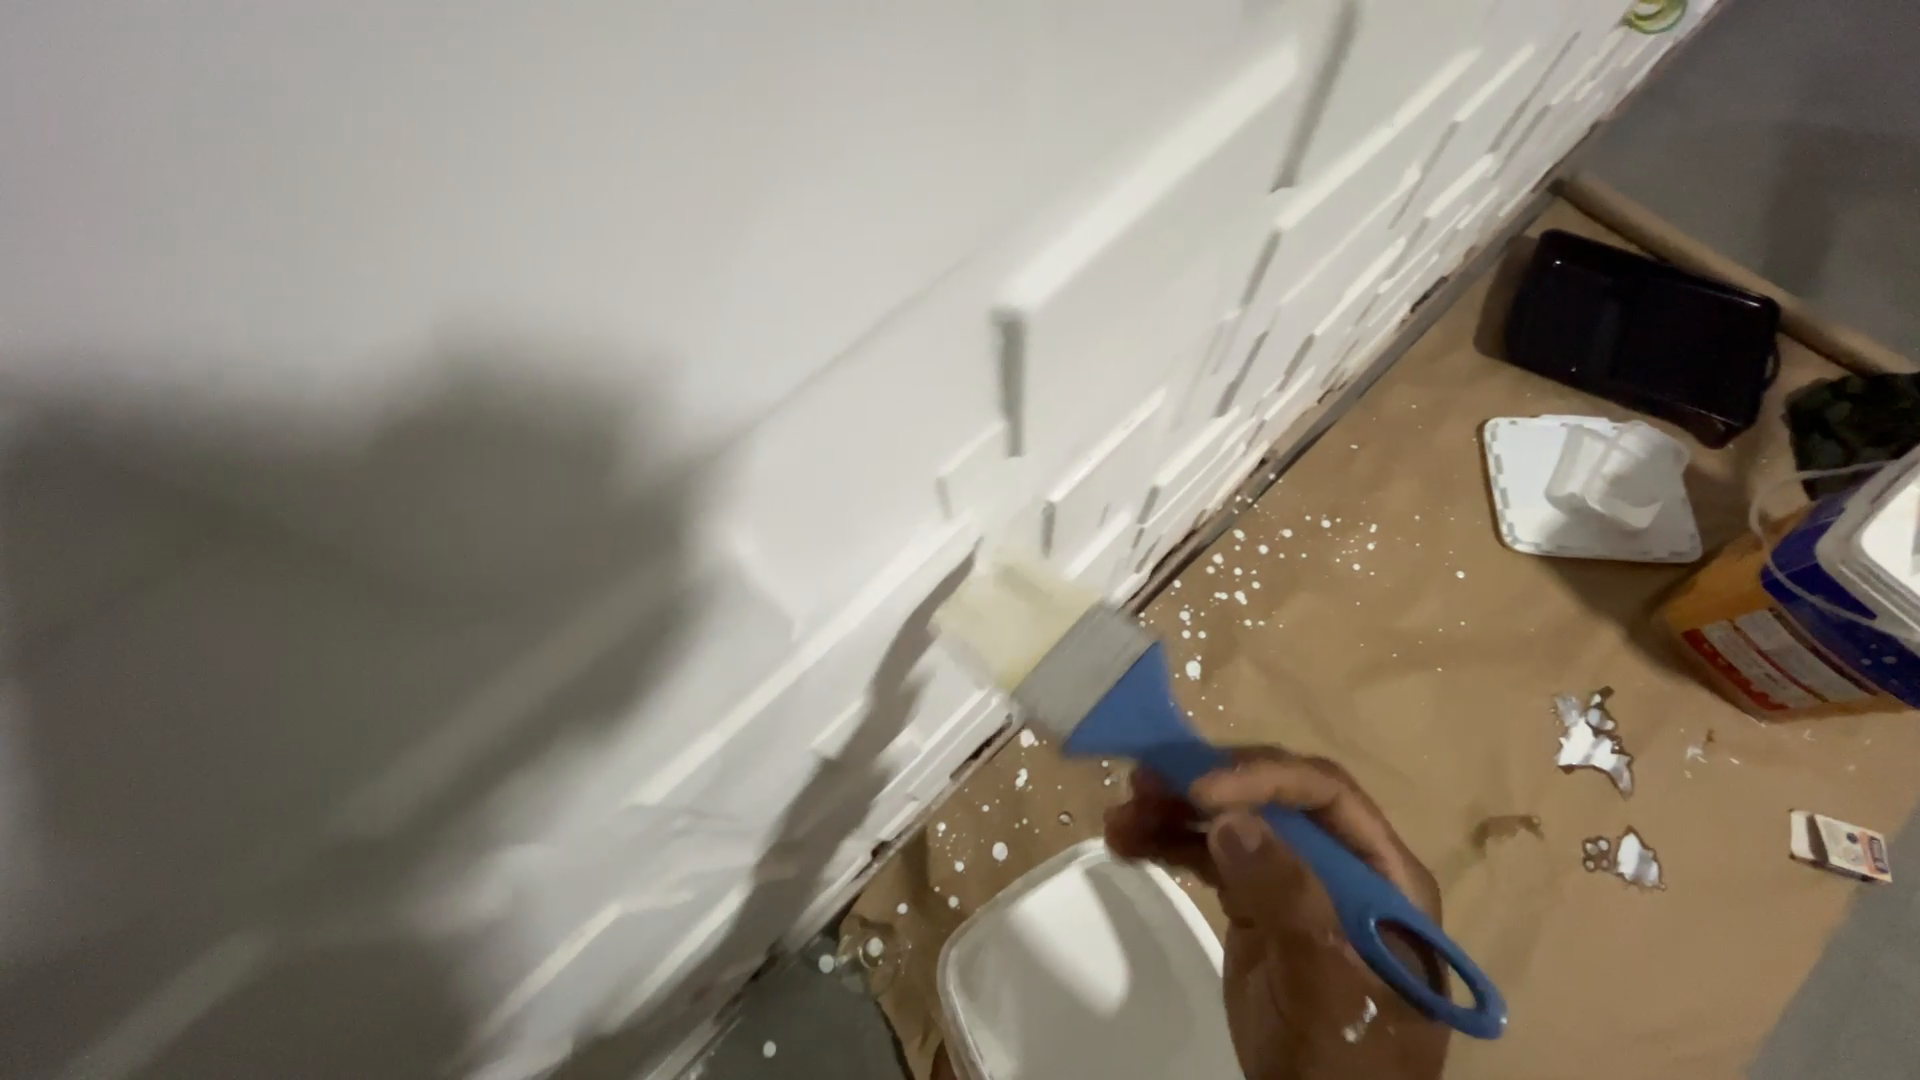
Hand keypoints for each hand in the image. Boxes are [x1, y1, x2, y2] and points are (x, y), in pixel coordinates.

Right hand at [1104, 748, 1448, 1079]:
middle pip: (1269, 797)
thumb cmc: (1345, 1064)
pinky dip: (1167, 842)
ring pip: (1231, 820)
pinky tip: (1128, 842)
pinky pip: (1208, 854)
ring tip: (1119, 818)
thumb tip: (1229, 821)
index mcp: (1383, 873)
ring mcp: (1295, 879)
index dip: (1262, 778)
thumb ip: (1290, 904)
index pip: (1325, 795)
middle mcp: (1340, 862)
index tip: (1200, 791)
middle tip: (1143, 785)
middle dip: (1204, 787)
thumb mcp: (1325, 989)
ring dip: (1173, 810)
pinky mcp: (1254, 899)